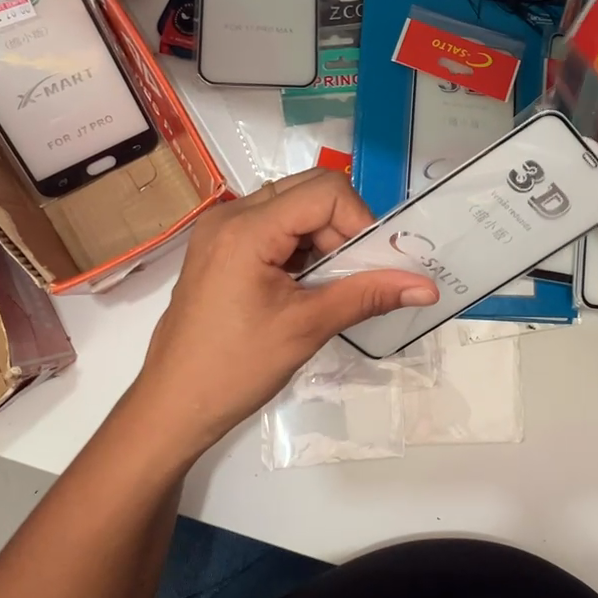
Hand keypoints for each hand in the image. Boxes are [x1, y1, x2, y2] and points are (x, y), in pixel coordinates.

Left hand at [129, 169, 437, 454]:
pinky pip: (274, 221)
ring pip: (294, 203)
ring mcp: (221, 227)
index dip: (358, 220)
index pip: (325, 191)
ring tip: (324, 284)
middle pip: (309, 189)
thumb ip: (368, 295)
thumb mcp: (307, 328)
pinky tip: (301, 284)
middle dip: (342, 226)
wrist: (171, 407)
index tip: (368, 265)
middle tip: (349, 274)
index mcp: (246, 229)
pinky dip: (300, 243)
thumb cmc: (235, 369)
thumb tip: (427, 287)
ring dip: (322, 235)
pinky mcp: (220, 244)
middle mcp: (230, 214)